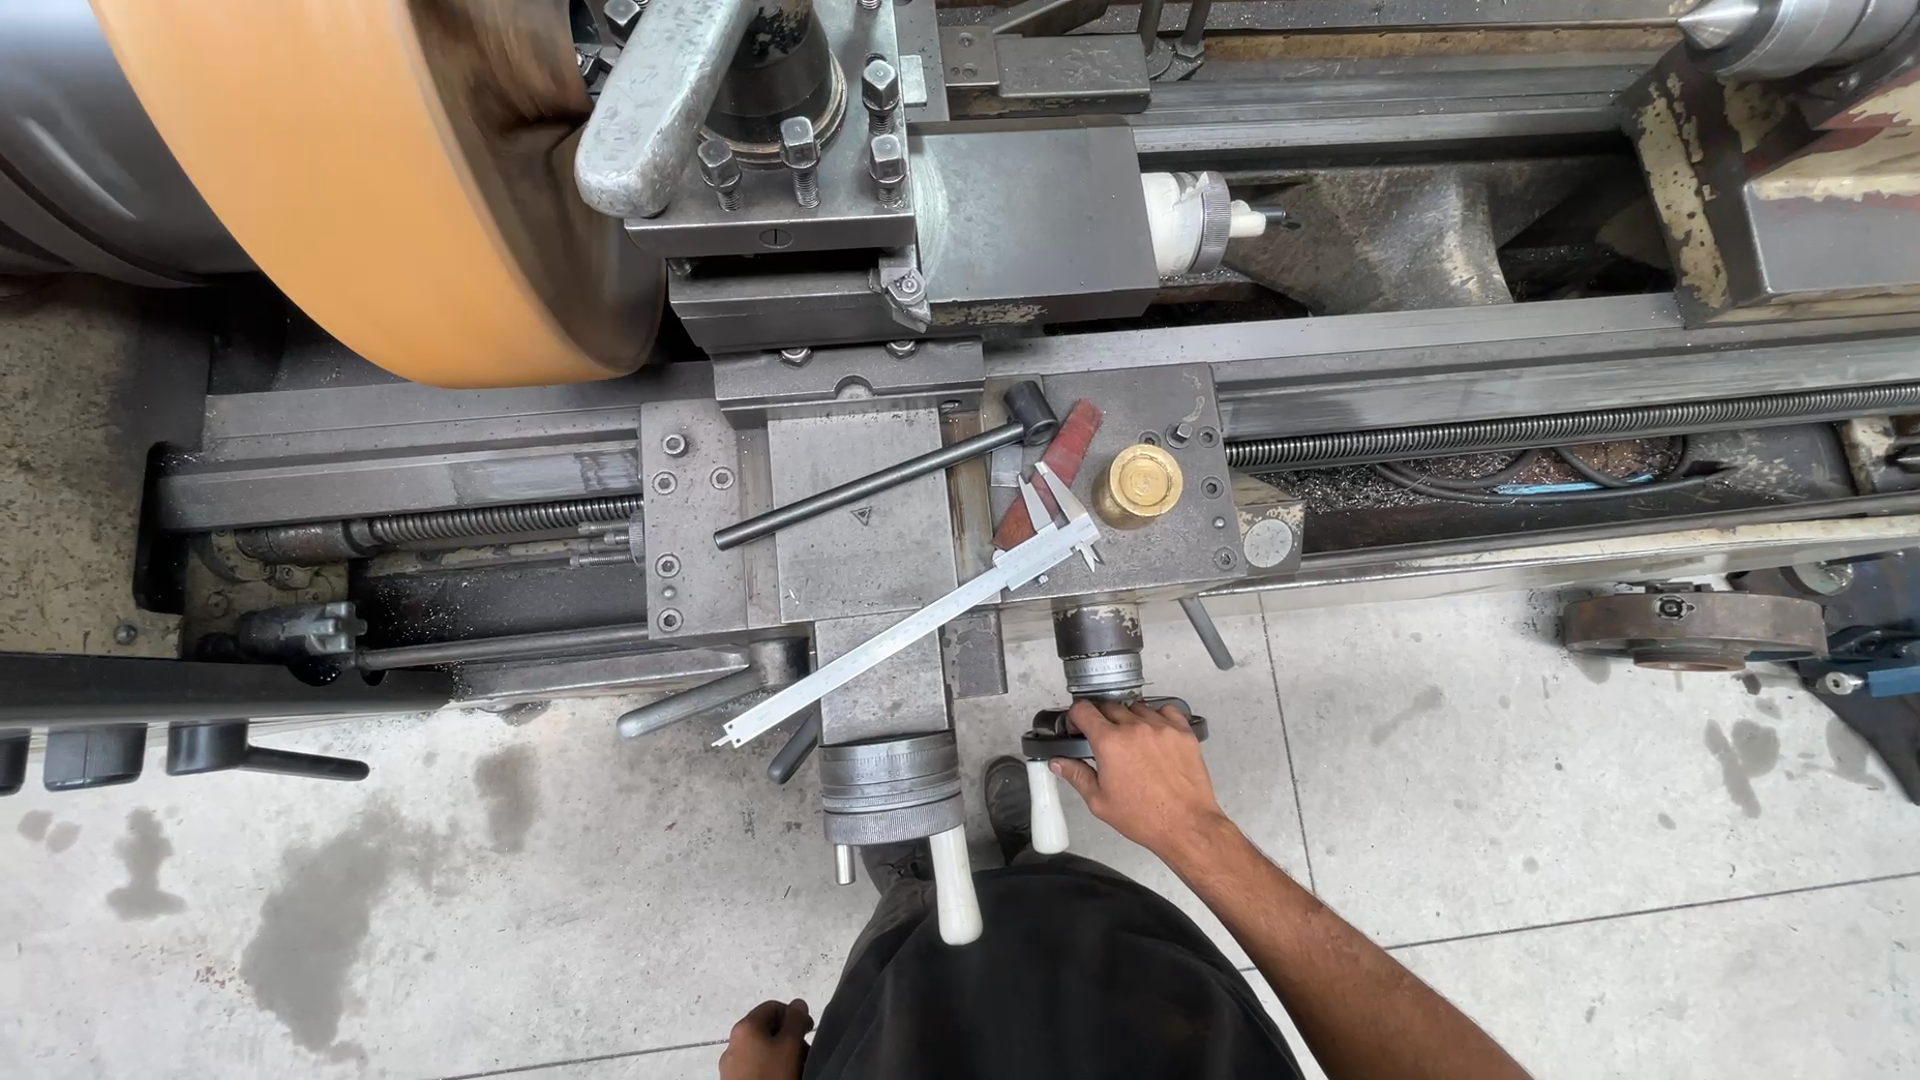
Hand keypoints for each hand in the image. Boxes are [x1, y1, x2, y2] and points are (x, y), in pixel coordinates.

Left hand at [719, 999, 811, 1079]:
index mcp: (745, 1027)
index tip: (808, 1032)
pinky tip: (781, 1079)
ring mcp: (730, 1067)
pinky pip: (755, 1068)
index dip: (794, 1015)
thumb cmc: (772, 1076)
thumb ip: (796, 1019)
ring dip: (781, 1056)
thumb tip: (797, 1004)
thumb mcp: (790, 1044)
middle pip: (767, 1030)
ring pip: (762, 1051)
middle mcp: (733, 1043)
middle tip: (804, 1053)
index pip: (773, 1007)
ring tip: (794, 1070)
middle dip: (789, 1038)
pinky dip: (770, 1070)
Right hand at [1050, 699, 1234, 861]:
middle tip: (1103, 739)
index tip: (1077, 726)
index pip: (1083, 709)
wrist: (1186, 825)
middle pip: (1108, 706)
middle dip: (1100, 719)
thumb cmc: (1146, 817)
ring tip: (1131, 740)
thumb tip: (1059, 762)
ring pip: (1136, 707)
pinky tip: (1154, 733)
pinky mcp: (1182, 732)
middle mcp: (1134, 728)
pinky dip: (1157, 716)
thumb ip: (1076, 775)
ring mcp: (1161, 727)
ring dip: (1128, 718)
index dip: (1075, 717)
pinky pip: (1166, 710)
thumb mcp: (1099, 802)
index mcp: (1109, 743)